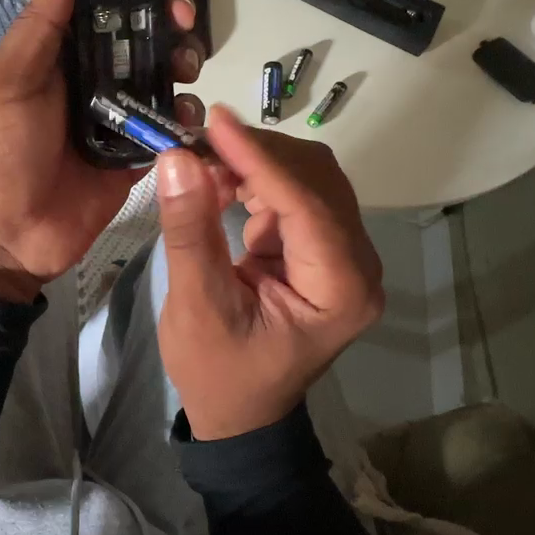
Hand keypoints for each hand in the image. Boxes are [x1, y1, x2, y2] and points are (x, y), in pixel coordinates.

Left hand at [0, 0, 206, 302]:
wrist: (6, 238)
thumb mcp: (7, 83)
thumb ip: (37, 26)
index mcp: (54, 56)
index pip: (97, 4)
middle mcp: (89, 80)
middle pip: (139, 36)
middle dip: (167, 17)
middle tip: (181, 14)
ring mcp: (116, 118)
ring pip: (161, 76)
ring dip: (182, 60)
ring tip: (186, 65)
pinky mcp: (136, 155)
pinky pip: (170, 127)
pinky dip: (186, 117)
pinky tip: (187, 115)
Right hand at [153, 106, 384, 439]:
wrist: (238, 413)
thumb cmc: (218, 373)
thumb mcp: (197, 307)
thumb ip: (191, 232)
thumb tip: (178, 159)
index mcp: (341, 289)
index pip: (308, 204)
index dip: (261, 159)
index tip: (215, 121)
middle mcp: (356, 265)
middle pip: (318, 181)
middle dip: (258, 153)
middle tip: (196, 140)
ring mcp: (341, 255)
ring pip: (308, 180)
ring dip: (255, 162)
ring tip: (200, 162)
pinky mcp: (318, 249)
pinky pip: (293, 195)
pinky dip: (255, 180)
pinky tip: (218, 183)